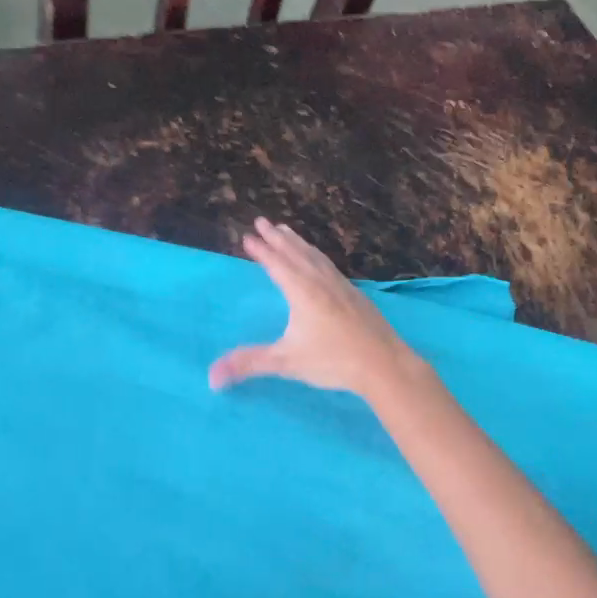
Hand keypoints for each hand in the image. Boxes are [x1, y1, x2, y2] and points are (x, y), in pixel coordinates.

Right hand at [209, 218, 417, 397]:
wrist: (384, 363)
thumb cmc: (333, 360)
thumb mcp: (286, 361)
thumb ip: (249, 364)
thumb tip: (212, 376)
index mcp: (301, 291)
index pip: (276, 264)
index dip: (261, 250)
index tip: (247, 235)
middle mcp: (319, 280)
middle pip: (294, 252)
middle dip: (276, 237)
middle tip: (262, 221)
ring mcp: (340, 284)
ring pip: (314, 255)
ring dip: (296, 242)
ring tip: (286, 230)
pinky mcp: (354, 293)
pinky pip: (328, 264)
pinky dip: (315, 254)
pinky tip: (318, 259)